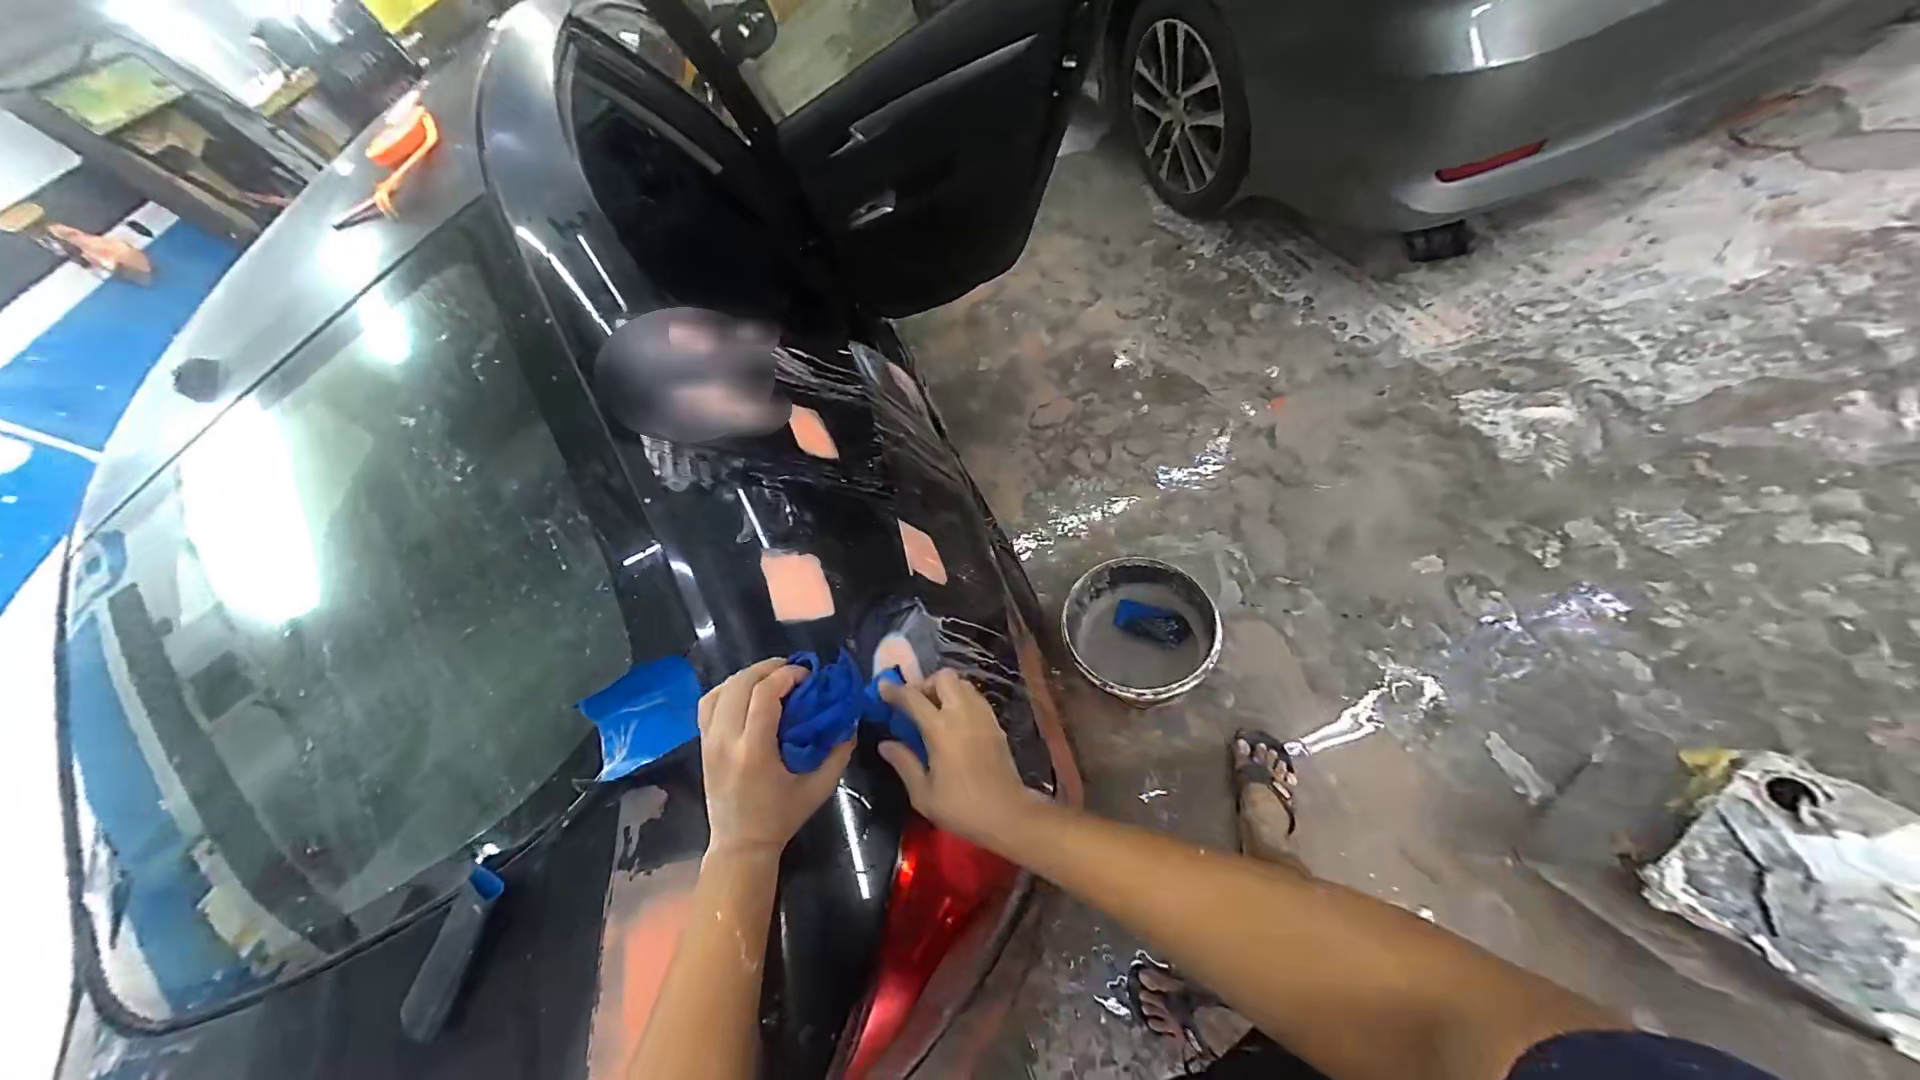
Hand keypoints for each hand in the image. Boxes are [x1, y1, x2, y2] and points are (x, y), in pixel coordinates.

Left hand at [699, 658, 853, 860]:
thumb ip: (838, 751)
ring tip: (771, 676)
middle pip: (740, 684)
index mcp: (754, 751)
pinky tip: (747, 690)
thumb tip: (850, 719)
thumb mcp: (819, 787)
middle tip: (793, 670)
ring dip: (748, 675)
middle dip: (768, 668)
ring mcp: (709, 741)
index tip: (807, 676)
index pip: (764, 695)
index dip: (786, 675)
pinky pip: (708, 702)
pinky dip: (728, 688)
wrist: (740, 844)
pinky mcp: (703, 744)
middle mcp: (726, 741)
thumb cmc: (781, 817)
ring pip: (721, 689)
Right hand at [878, 670, 1044, 845]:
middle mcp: (962, 713)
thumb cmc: (961, 807)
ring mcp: (982, 715)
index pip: (913, 697)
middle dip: (925, 683)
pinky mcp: (995, 723)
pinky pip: (975, 697)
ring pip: (962, 683)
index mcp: (941, 729)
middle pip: (943, 677)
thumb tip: (885, 744)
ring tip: (934, 710)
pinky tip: (954, 721)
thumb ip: (904, 763)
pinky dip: (961, 698)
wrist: (1007, 814)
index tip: (882, 687)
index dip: (895, 690)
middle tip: (915, 703)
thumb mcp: (923, 794)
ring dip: (945, 689)